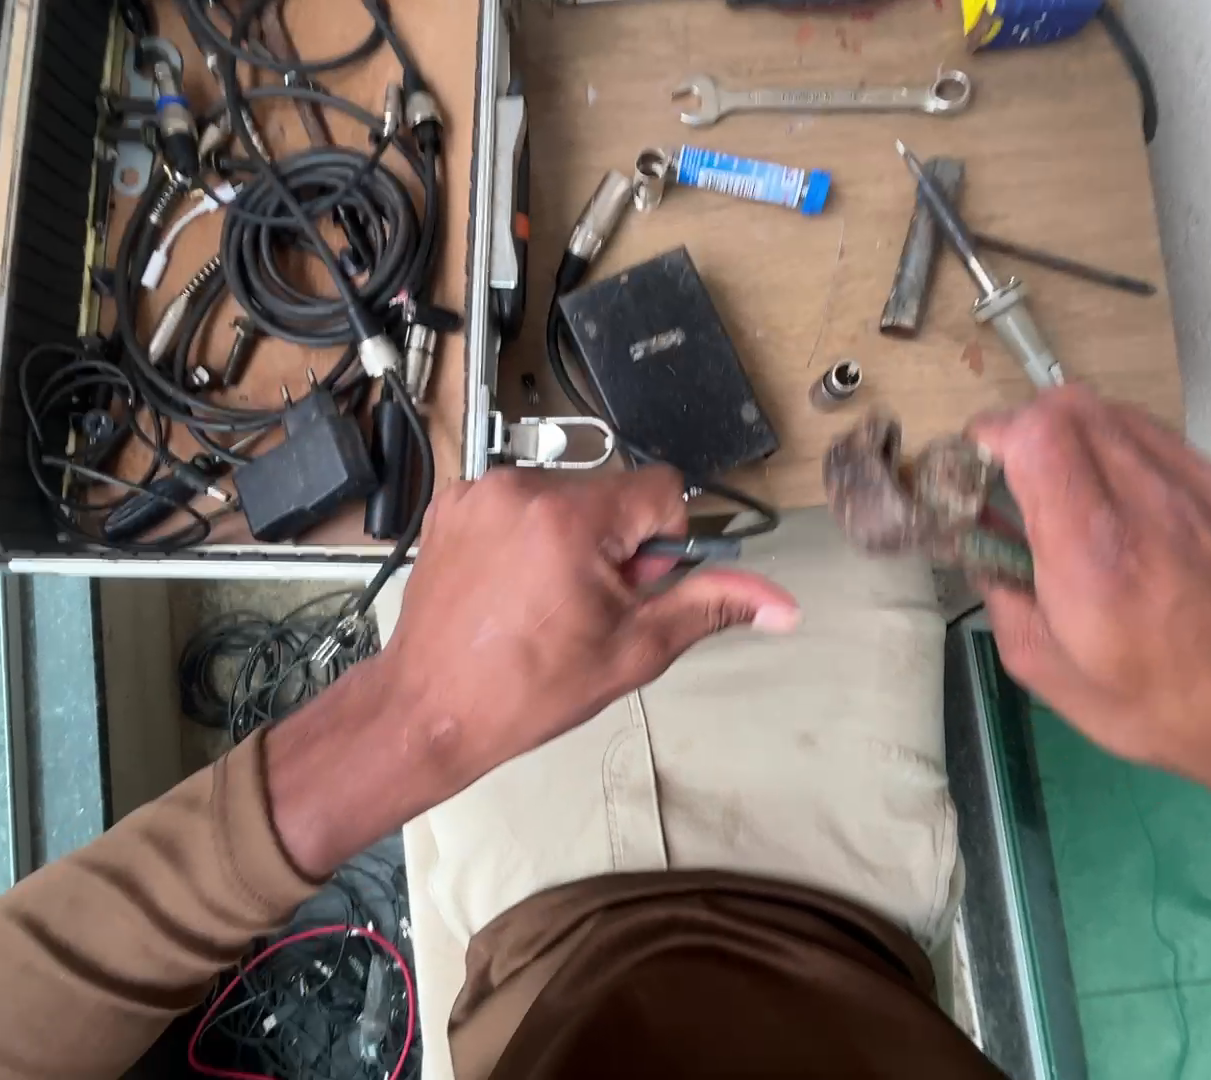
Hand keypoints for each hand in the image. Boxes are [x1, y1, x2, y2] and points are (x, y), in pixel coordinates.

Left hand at [383, 466, 799, 787]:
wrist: (430, 709)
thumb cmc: (528, 689)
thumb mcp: (634, 651)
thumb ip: (710, 608)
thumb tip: (780, 604)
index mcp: (571, 518)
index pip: (662, 487)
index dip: (661, 540)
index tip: (631, 583)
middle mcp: (521, 487)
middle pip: (612, 492)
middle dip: (616, 542)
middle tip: (586, 602)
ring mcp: (479, 491)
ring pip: (567, 495)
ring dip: (573, 536)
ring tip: (544, 596)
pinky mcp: (452, 502)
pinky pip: (520, 500)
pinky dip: (529, 532)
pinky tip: (513, 583)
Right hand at [969, 389, 1210, 828]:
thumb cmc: (1162, 708)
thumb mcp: (1045, 670)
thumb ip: (1000, 596)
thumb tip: (983, 546)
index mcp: (1092, 554)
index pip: (1038, 437)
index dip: (992, 432)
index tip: (973, 462)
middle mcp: (1148, 504)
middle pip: (1071, 405)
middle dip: (1019, 426)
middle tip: (1006, 471)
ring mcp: (1201, 489)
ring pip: (1114, 412)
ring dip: (1067, 433)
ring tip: (1057, 484)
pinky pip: (1156, 439)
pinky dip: (1114, 448)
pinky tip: (1113, 498)